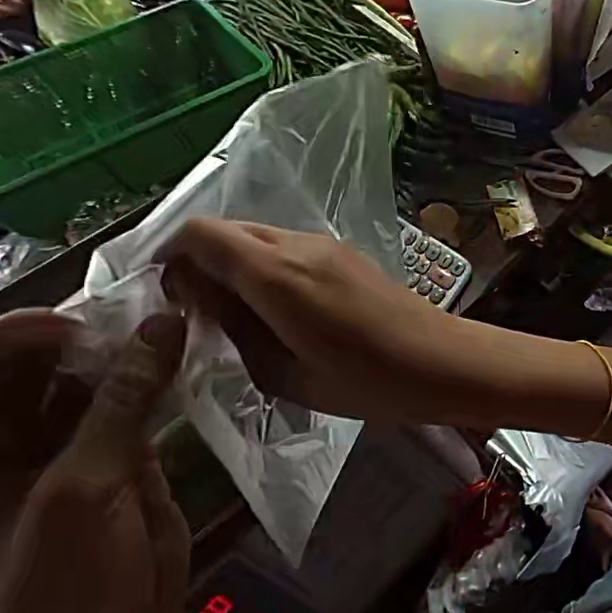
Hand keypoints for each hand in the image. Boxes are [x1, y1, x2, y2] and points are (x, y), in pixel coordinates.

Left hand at [0, 310, 190, 612]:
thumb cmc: (65, 590)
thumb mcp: (80, 493)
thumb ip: (122, 403)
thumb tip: (164, 323)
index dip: (12, 338)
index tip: (79, 323)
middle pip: (21, 372)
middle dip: (71, 341)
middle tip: (129, 315)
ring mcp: (56, 453)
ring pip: (78, 383)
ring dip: (115, 355)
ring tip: (159, 328)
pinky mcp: (111, 457)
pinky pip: (124, 403)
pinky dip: (148, 378)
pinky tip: (174, 357)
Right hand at [160, 219, 473, 424]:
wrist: (440, 362)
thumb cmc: (365, 381)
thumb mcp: (285, 374)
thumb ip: (236, 331)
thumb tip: (206, 302)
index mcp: (276, 273)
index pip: (200, 234)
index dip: (172, 258)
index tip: (172, 298)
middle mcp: (299, 244)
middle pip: (229, 231)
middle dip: (203, 263)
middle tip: (204, 313)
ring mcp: (328, 244)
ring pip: (261, 238)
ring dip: (239, 265)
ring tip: (245, 317)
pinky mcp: (347, 253)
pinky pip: (291, 249)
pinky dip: (270, 268)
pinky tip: (284, 310)